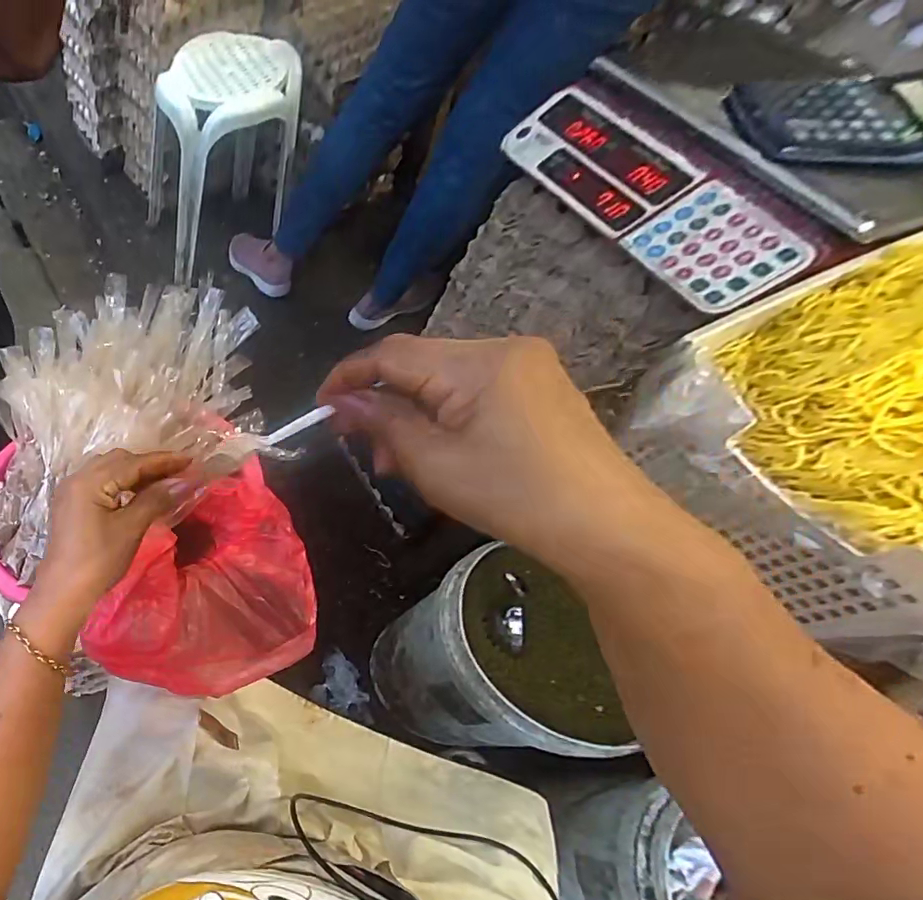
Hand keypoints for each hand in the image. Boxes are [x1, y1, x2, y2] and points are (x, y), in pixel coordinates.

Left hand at [28, 449, 192, 619]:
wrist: (65, 591)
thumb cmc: (99, 560)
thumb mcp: (130, 528)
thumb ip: (155, 499)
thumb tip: (181, 482)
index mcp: (89, 481)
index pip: (132, 463)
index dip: (163, 461)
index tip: (190, 460)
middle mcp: (76, 478)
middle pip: (119, 461)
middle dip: (149, 465)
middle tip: (178, 473)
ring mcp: (70, 492)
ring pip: (108, 471)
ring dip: (135, 474)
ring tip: (162, 483)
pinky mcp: (70, 505)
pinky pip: (99, 484)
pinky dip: (121, 485)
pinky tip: (137, 495)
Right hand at [318, 335, 676, 574]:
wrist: (602, 525)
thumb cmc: (509, 494)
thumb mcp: (431, 462)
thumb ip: (382, 421)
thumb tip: (344, 400)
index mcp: (477, 362)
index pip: (392, 353)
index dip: (348, 375)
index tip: (320, 407)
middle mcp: (503, 350)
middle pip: (418, 363)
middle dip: (381, 402)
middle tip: (359, 446)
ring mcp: (526, 368)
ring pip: (442, 379)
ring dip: (409, 414)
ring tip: (395, 461)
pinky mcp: (537, 389)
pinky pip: (471, 391)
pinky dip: (441, 417)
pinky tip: (433, 451)